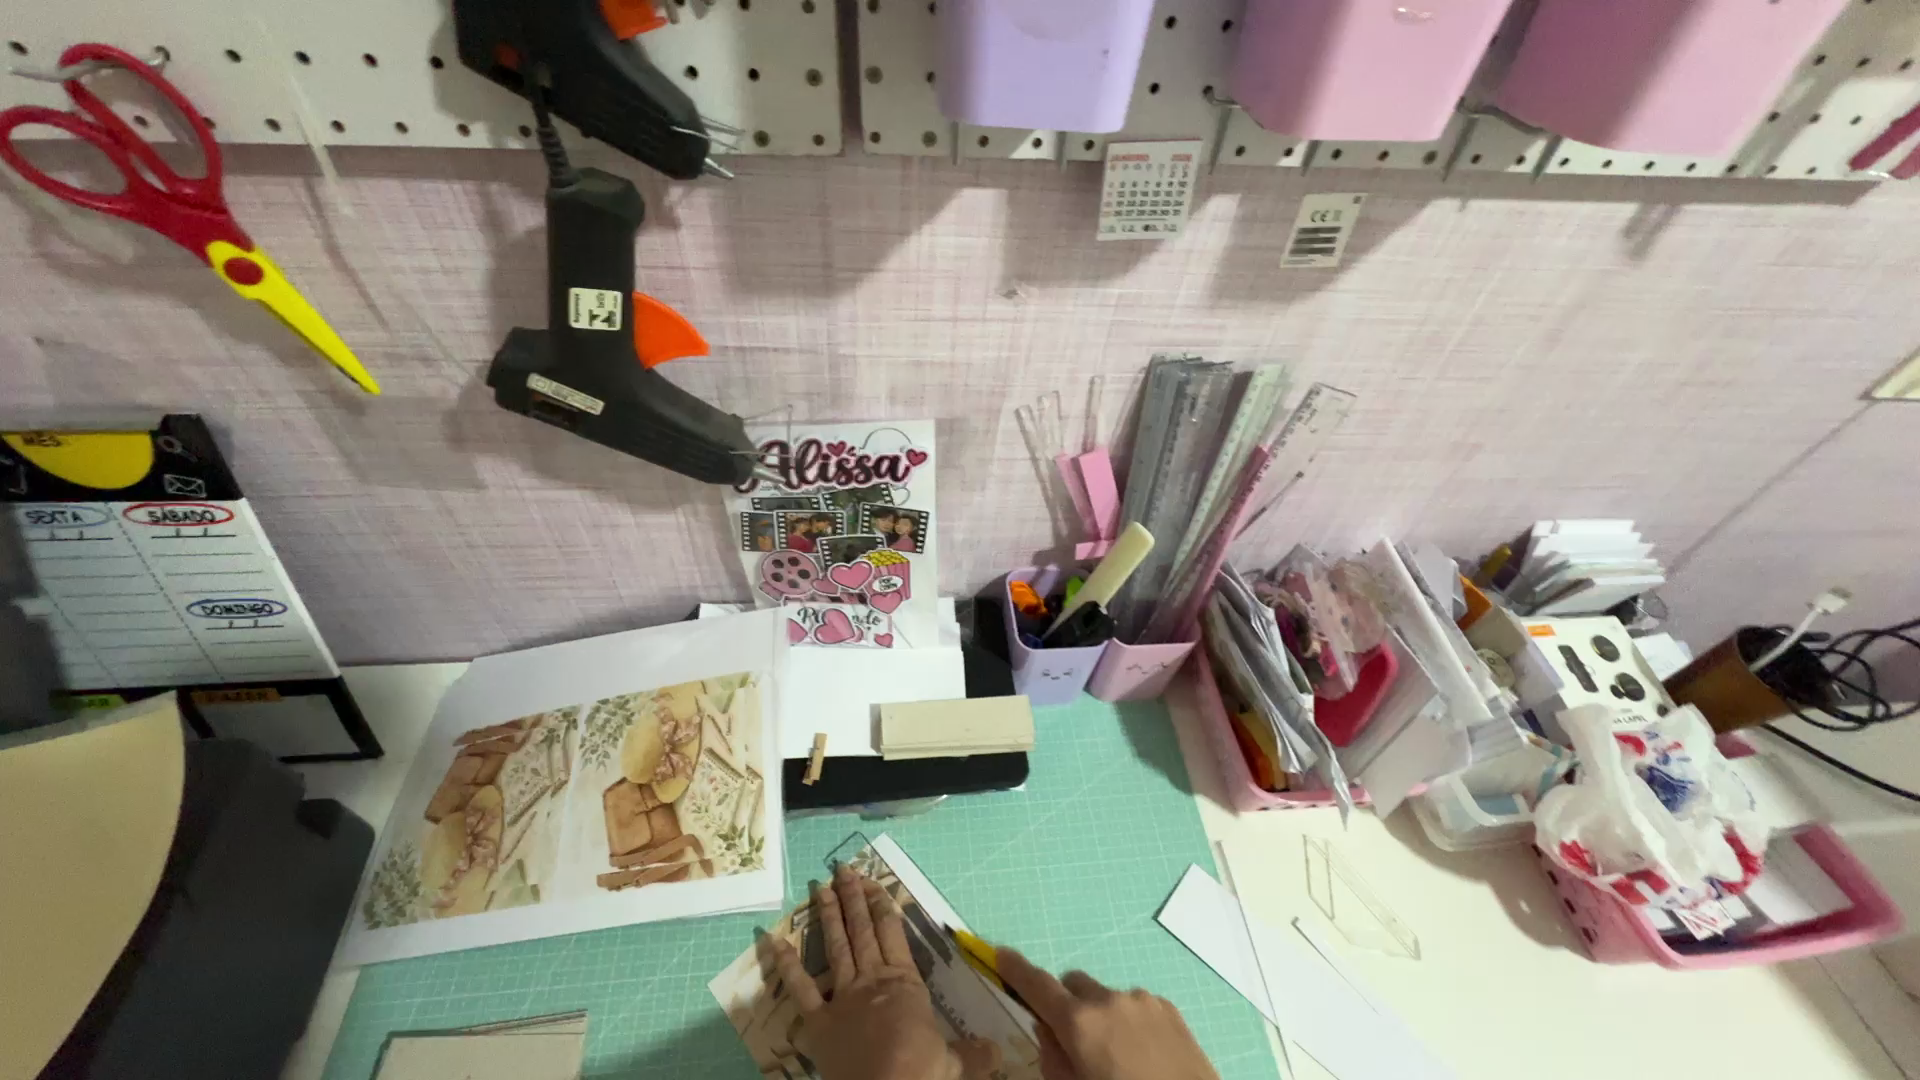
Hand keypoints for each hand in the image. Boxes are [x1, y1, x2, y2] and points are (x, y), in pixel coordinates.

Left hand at [766, 863, 997, 1079]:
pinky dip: (786, 965)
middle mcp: (872, 979)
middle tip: (844, 869)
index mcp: (904, 982)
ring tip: (821, 886)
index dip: (882, 906)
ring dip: (829, 915)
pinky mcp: (819, 1021)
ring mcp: (843, 997)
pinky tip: (773, 941)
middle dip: (854, 898)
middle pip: (863, 930)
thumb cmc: (920, 1073)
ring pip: (836, 947)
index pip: (893, 933)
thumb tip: (999, 1051)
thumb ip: (973, 1054)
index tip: (874, 883)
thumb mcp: (955, 1064)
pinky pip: (801, 989)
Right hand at [997, 949, 1218, 1079]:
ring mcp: (1142, 1000)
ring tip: (1119, 1060)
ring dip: (1102, 1018)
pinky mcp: (1168, 1008)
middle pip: (1073, 986)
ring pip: (1106, 998)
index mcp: (1080, 1023)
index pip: (1037, 986)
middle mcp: (1108, 999)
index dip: (1015, 970)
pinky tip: (1145, 1057)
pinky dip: (1130, 1023)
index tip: (1000, 954)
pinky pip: (1135, 1006)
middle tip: (1076, 1045)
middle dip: (1068, 1007)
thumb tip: (1048, 1031)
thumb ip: (1054, 1061)